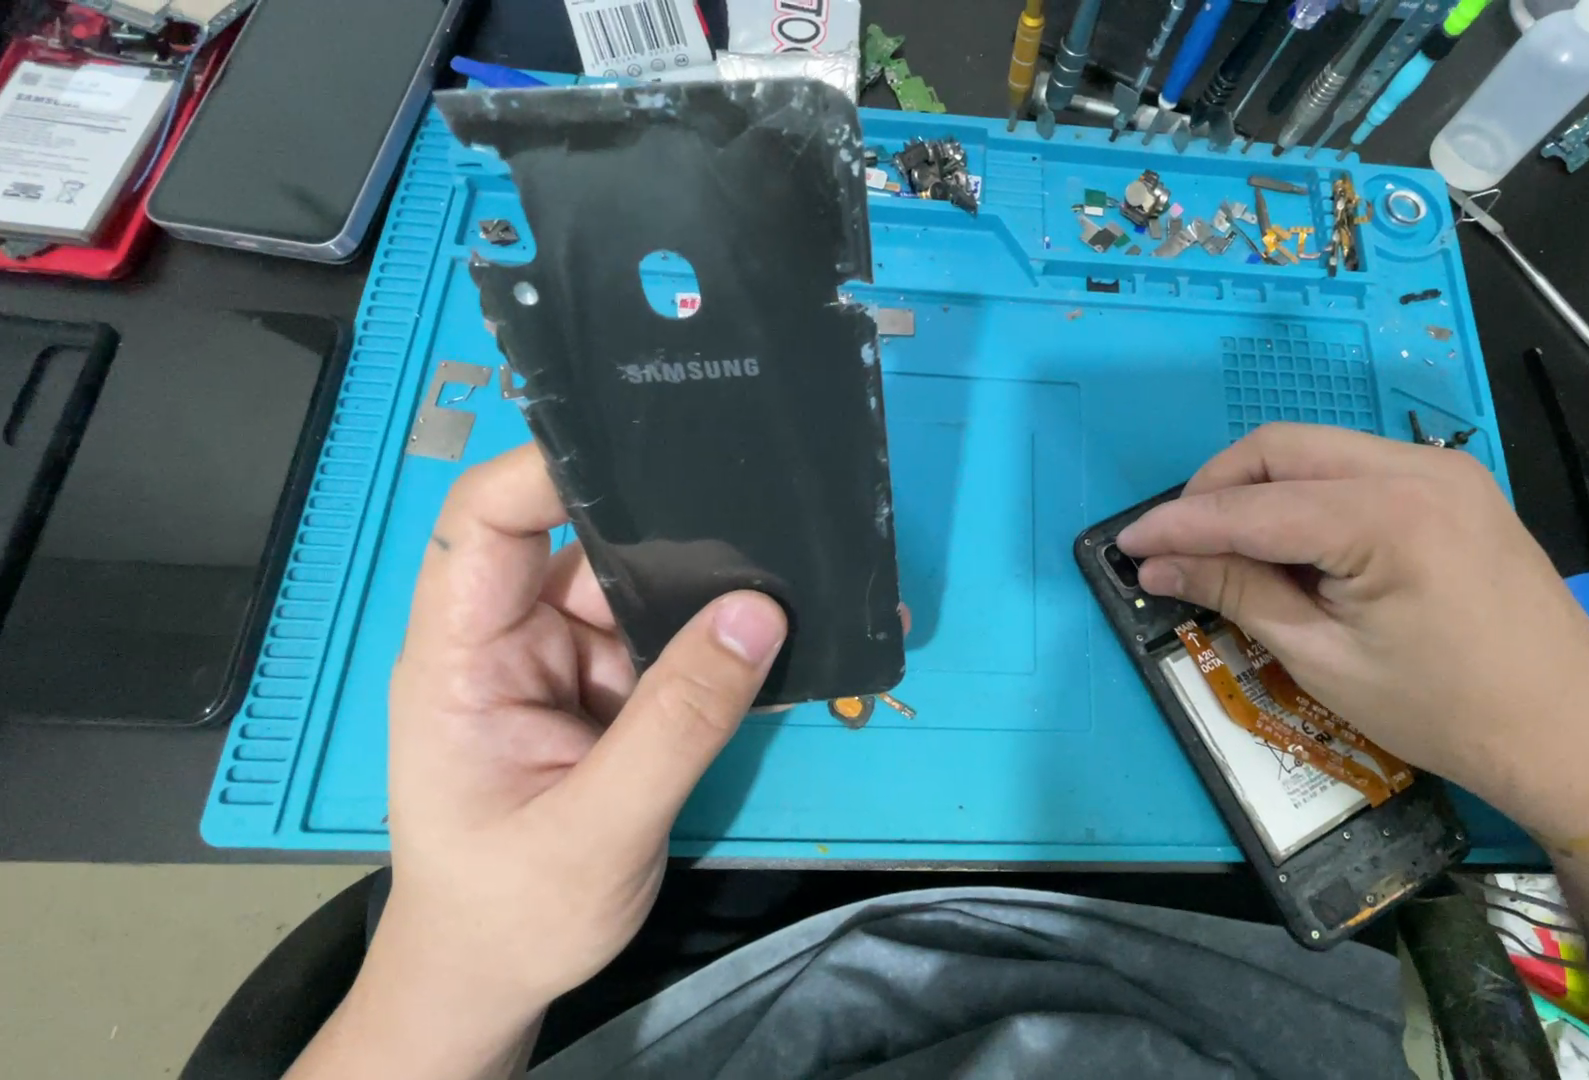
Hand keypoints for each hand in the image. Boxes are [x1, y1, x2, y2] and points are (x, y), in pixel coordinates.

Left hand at [383, 443, 787, 1021]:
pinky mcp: (626, 691)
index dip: (550, 470)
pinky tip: (793, 627)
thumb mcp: (595, 828)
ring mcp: (580, 663)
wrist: (504, 978)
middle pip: (592, 544)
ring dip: (719, 580)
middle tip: (765, 495)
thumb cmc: (511, 912)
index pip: (488, 524)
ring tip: (801, 556)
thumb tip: (759, 614)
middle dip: (673, 520)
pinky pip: (685, 642)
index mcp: (466, 656)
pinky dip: (734, 636)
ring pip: (652, 590)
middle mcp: (521, 639)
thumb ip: (678, 723)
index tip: (649, 444)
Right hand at [1117, 423, 1588, 835]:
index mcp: (1387, 517)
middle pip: (1281, 447)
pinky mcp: (1451, 484)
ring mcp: (1441, 468)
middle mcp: (1416, 468)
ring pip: (1314, 449)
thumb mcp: (1321, 657)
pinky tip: (1288, 539)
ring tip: (1224, 543)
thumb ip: (1236, 592)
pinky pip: (1350, 466)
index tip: (1128, 542)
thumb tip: (1157, 565)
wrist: (1573, 732)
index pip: (1253, 506)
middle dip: (1215, 487)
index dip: (1179, 523)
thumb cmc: (1443, 711)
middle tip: (1177, 540)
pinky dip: (1300, 493)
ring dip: (1255, 487)